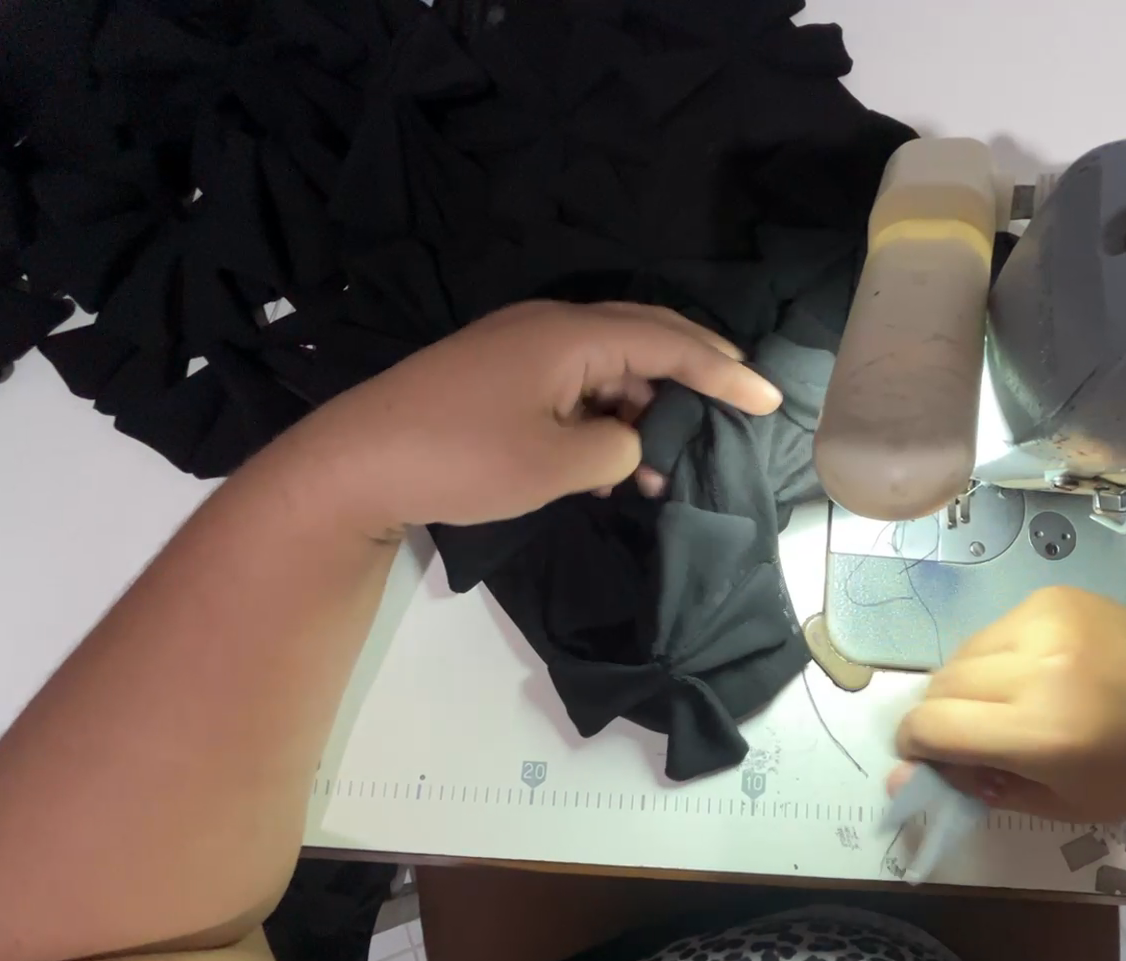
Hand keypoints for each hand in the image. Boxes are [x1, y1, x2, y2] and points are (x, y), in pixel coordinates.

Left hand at [274, 301, 781, 529]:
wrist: (356, 465)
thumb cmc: (462, 459)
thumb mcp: (558, 465)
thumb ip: (618, 450)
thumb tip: (629, 443)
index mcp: (570, 336)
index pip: (670, 343)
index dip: (725, 372)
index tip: (769, 399)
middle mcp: (550, 329)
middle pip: (645, 338)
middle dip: (696, 371)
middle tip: (740, 397)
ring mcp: (523, 351)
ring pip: (609, 369)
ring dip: (643, 411)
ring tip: (662, 464)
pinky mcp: (503, 379)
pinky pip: (576, 390)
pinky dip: (603, 422)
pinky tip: (610, 465)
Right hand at [892, 587, 1125, 823]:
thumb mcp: (1056, 803)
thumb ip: (976, 784)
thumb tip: (905, 775)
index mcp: (1041, 730)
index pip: (932, 725)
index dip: (914, 744)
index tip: (924, 755)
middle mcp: (1038, 666)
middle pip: (940, 685)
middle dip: (942, 715)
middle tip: (971, 734)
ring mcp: (1046, 621)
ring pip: (962, 654)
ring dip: (968, 683)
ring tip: (1009, 700)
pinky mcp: (1054, 596)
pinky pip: (994, 630)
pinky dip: (997, 655)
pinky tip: (1036, 669)